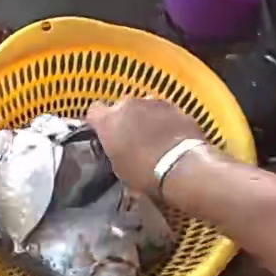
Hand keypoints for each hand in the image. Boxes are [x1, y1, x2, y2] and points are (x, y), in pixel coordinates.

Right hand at [86, 98, 205, 197]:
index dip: (98, 122)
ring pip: (144, 107)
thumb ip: (113, 149)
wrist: (182, 169)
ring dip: (145, 118)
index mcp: (108, 120)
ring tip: (151, 136)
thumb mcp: (117, 167)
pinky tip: (169, 138)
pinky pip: (165, 113)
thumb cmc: (142, 172)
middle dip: (123, 119)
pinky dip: (165, 122)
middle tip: (129, 137)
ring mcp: (155, 103)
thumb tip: (117, 149)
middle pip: (120, 107)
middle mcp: (128, 105)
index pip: (93, 112)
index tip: (102, 134)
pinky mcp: (178, 108)